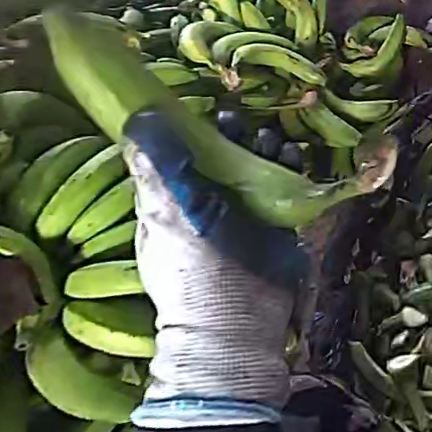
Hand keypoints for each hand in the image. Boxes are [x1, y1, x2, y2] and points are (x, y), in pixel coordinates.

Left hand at [124, 110, 301, 420]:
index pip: (182, 152)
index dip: (195, 128)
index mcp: (172, 198)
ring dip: (265, 145)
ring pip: (256, 163)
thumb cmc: (194, 266)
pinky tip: (293, 154)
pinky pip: (284, 181)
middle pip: (223, 152)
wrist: (237, 319)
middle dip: (236, 134)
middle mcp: (207, 200)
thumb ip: (157, 164)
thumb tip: (138, 114)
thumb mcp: (167, 210)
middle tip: (243, 124)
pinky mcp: (274, 219)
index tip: (208, 112)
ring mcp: (242, 210)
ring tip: (273, 139)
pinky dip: (290, 164)